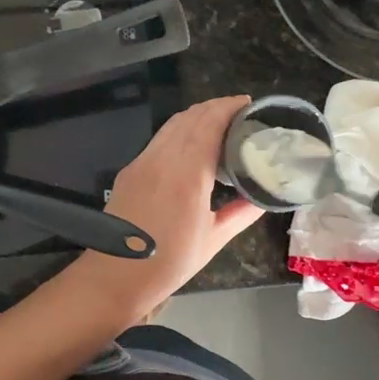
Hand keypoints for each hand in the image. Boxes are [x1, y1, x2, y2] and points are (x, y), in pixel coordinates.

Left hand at [80, 95, 264, 313]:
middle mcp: (163, 159)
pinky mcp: (130, 170)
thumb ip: (241, 213)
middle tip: (238, 111)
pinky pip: (159, 140)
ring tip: (218, 122)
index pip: (210, 124)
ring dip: (196, 116)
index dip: (229, 108)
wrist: (116, 276)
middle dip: (215, 107)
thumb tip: (262, 197)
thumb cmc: (170, 262)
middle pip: (190, 117)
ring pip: (171, 125)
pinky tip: (190, 144)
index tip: (248, 103)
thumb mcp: (214, 239)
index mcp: (189, 174)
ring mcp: (143, 162)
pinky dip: (179, 131)